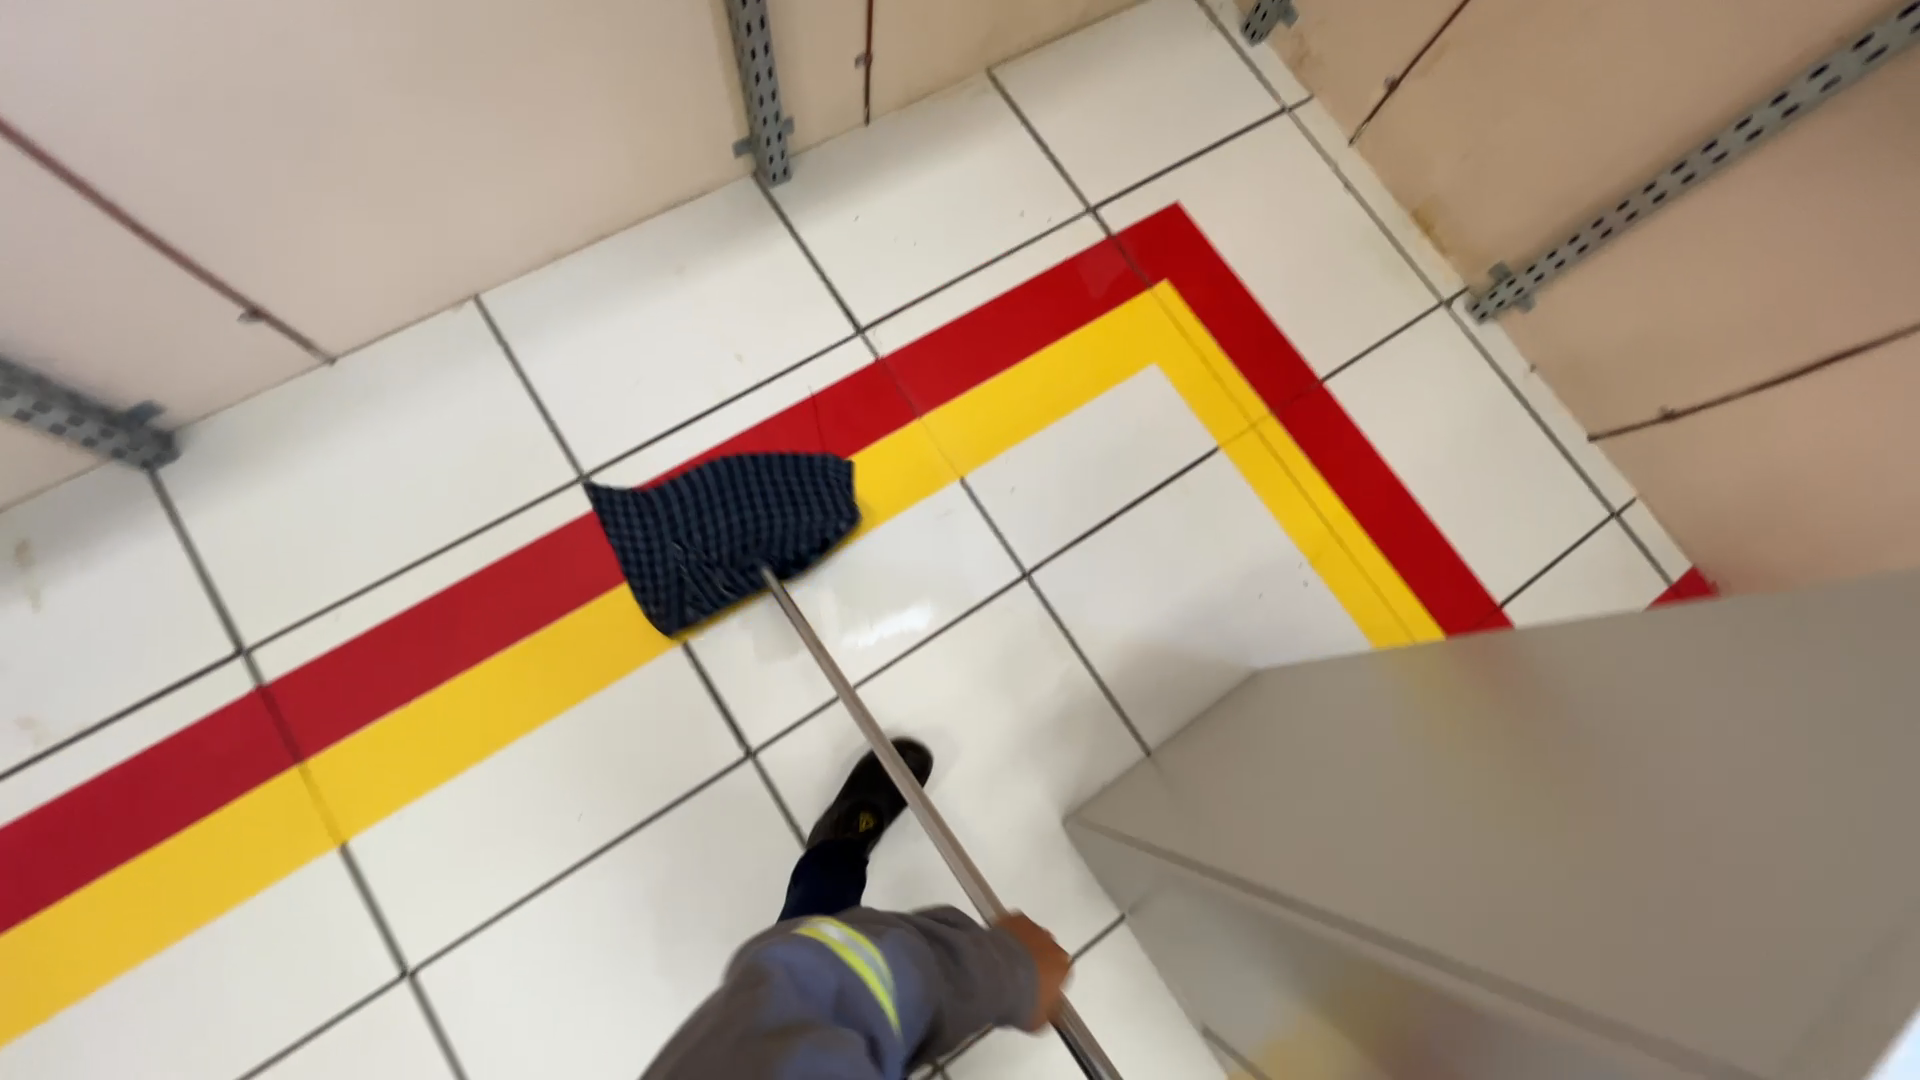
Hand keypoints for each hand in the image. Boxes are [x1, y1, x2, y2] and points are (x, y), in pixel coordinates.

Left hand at [995, 913, 1069, 1031]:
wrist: (996, 977)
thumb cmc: (1021, 1000)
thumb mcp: (1039, 1020)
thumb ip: (1048, 1011)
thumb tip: (1048, 1010)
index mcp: (1063, 966)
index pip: (1061, 972)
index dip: (1048, 980)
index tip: (1036, 988)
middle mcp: (1052, 943)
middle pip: (1047, 951)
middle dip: (1036, 960)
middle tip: (1019, 976)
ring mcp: (1033, 928)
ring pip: (1030, 937)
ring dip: (1021, 947)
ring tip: (1005, 963)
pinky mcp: (1015, 917)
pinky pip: (1014, 926)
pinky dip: (1008, 934)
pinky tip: (997, 948)